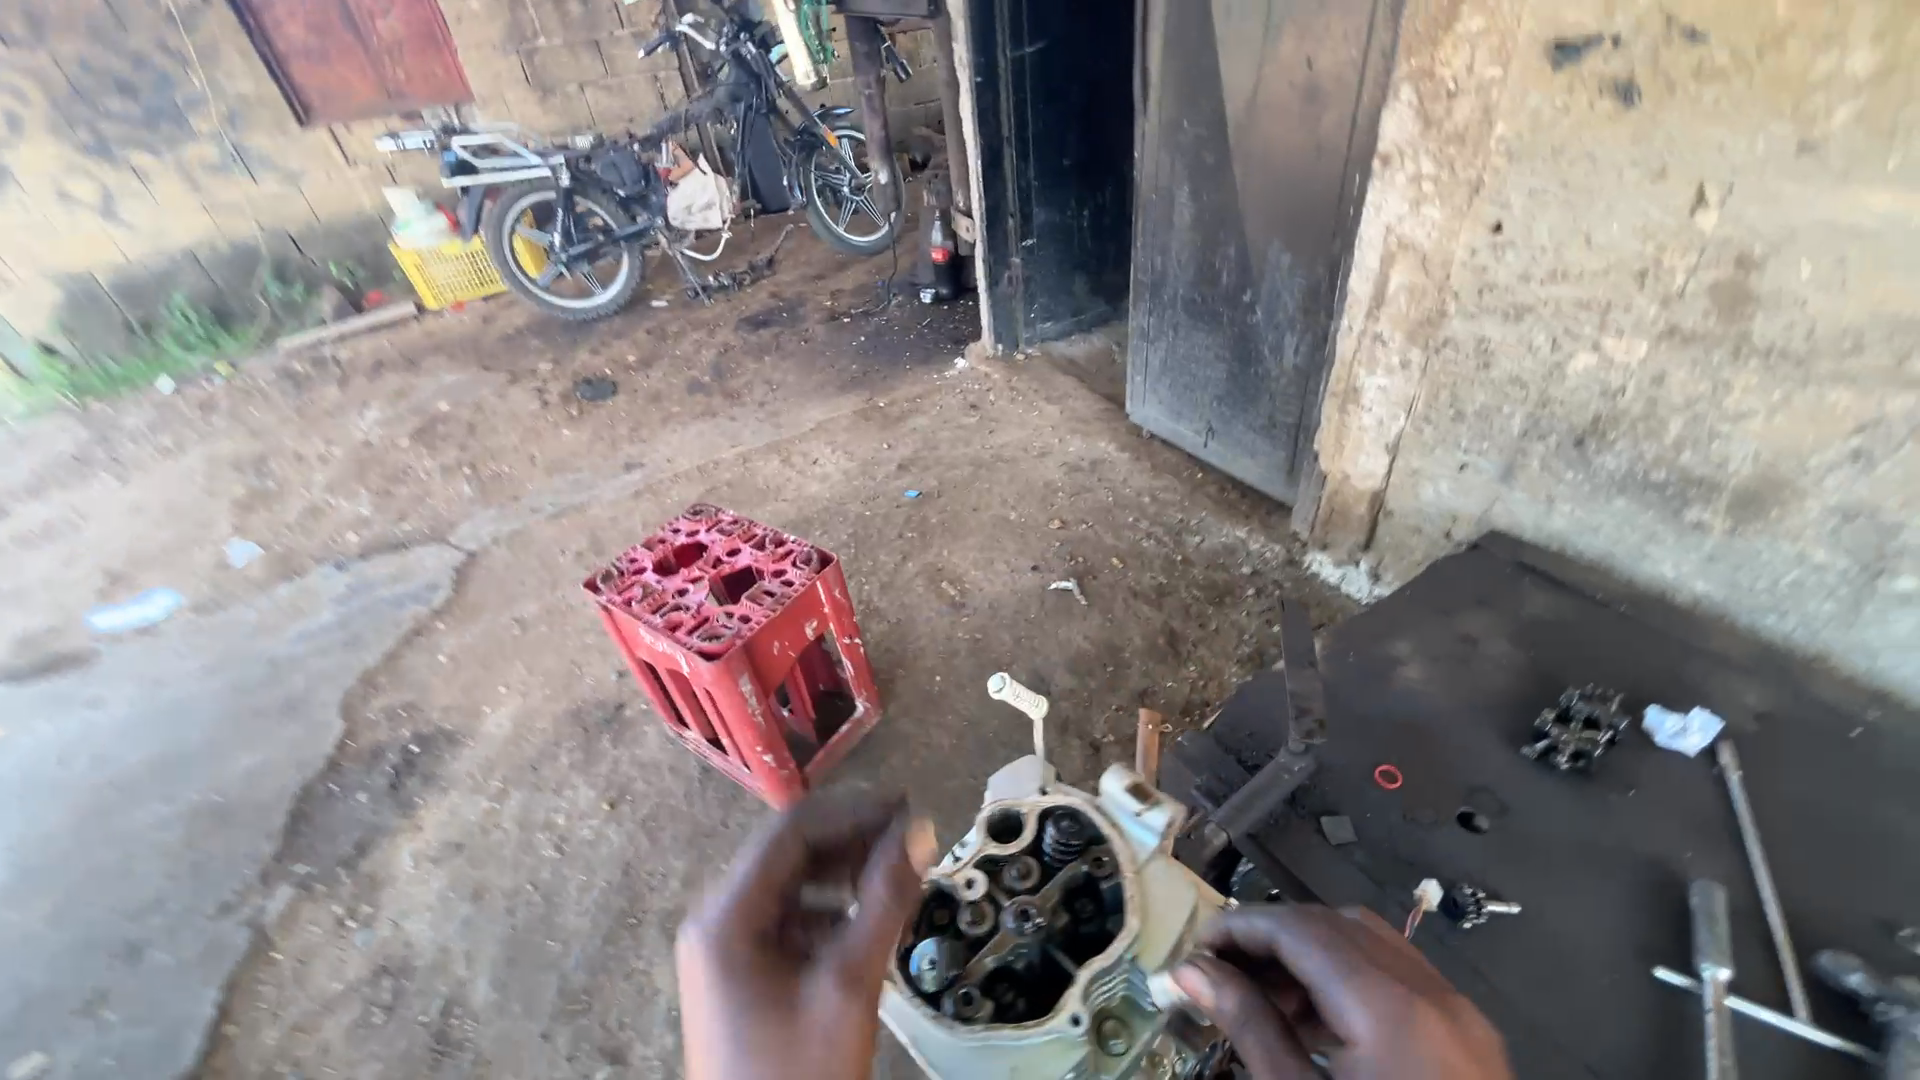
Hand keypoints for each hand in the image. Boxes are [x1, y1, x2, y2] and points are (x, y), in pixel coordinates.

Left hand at [676, 793, 937, 1079]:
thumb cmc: (797, 1075)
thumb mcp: (846, 984)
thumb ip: (884, 901)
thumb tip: (919, 832)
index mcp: (726, 915)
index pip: (792, 831)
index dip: (853, 810)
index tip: (907, 806)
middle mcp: (718, 917)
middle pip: (790, 851)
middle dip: (852, 837)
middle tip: (909, 832)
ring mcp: (728, 944)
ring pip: (793, 880)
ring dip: (845, 869)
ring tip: (896, 869)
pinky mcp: (744, 968)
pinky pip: (791, 914)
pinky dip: (832, 906)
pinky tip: (868, 915)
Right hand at [1172, 905, 1510, 1079]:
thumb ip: (1250, 1027)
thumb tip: (1193, 971)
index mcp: (1390, 1008)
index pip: (1298, 927)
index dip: (1240, 926)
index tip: (1196, 948)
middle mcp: (1432, 993)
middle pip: (1333, 925)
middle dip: (1271, 935)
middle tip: (1221, 968)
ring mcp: (1462, 1016)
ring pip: (1369, 944)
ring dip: (1309, 952)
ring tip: (1263, 996)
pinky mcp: (1473, 1041)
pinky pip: (1399, 978)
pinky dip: (1348, 977)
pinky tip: (1317, 1022)